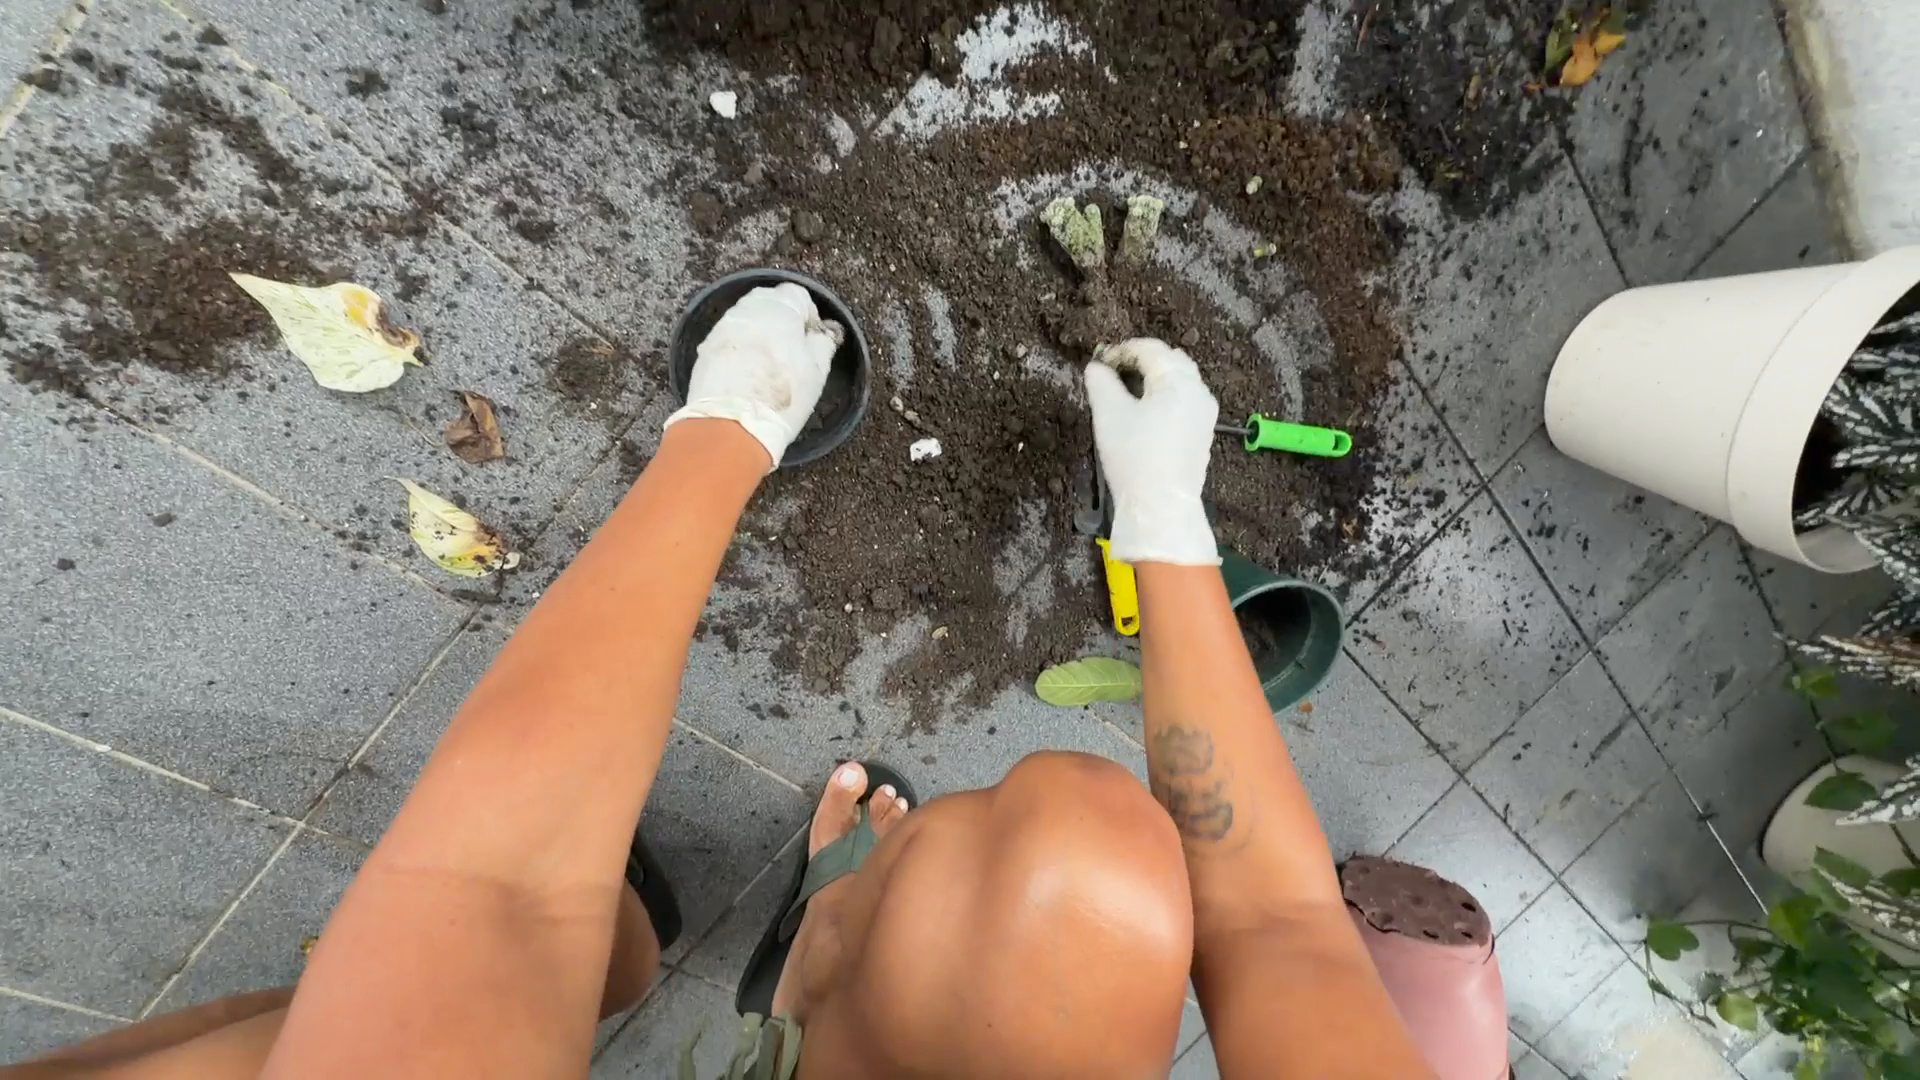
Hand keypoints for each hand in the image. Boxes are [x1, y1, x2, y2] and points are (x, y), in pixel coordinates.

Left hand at [666, 283, 843, 468]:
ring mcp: (724, 326)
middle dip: (783, 321)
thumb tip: (826, 331)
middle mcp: (748, 309)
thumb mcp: (817, 372)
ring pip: (748, 318)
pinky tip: (749, 373)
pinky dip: (742, 348)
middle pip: (770, 301)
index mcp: (779, 309)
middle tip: (793, 353)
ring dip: (761, 334)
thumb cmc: (781, 397)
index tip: (812, 340)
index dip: (809, 317)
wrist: (732, 423)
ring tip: (771, 366)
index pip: (798, 295)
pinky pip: (731, 337)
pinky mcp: (707, 346)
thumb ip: (824, 343)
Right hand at [1084, 338, 1220, 565]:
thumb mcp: (1108, 415)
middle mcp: (1198, 391)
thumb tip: (1096, 368)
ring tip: (1126, 393)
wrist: (1160, 507)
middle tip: (1112, 374)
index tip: (1098, 363)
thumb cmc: (1133, 456)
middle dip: (1141, 362)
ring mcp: (1204, 414)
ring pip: (1180, 381)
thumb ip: (1100, 383)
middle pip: (1170, 361)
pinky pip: (1184, 402)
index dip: (1121, 350)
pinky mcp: (1202, 434)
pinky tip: (1145, 415)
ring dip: (1154, 379)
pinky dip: (1165, 398)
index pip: (1149, 349)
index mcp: (1178, 380)